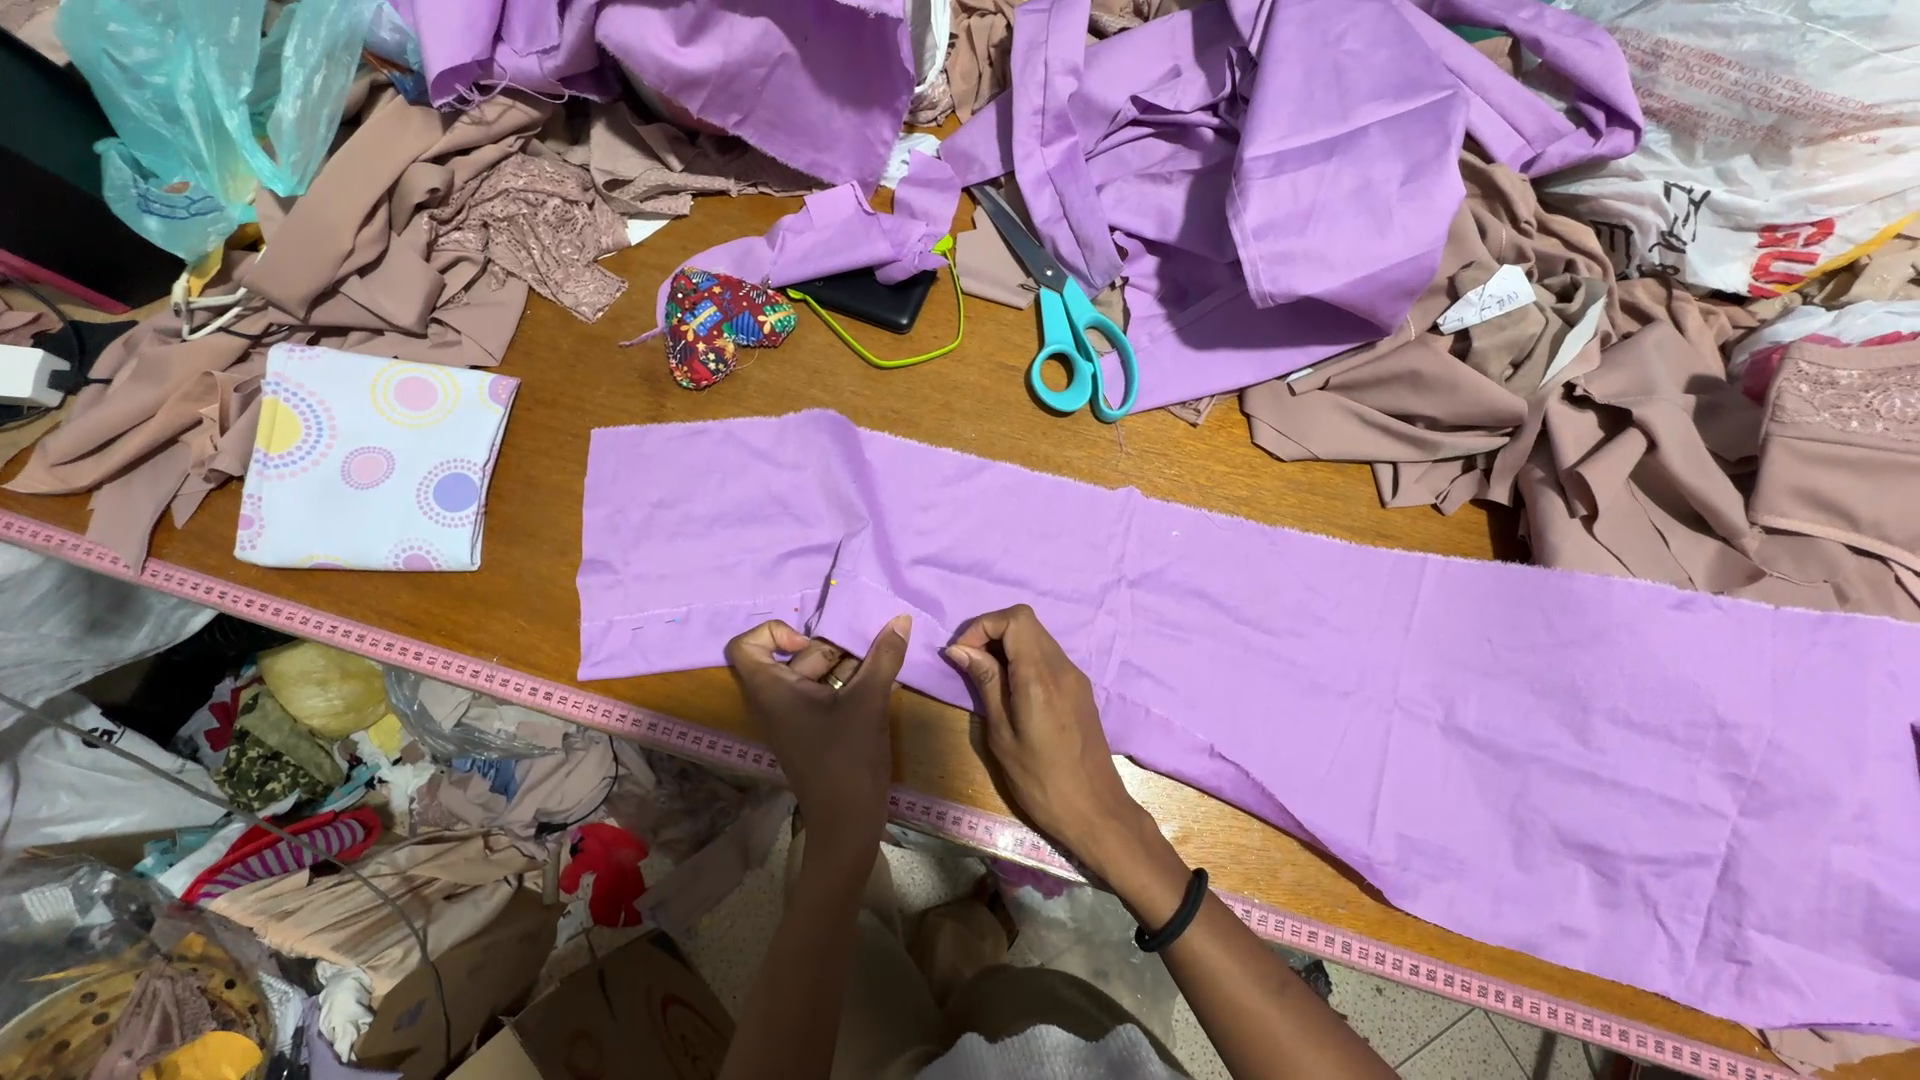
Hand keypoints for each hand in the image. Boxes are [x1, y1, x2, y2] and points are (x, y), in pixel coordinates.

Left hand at [725, 616, 910, 857]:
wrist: (847, 820)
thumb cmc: (847, 757)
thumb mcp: (869, 700)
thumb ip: (884, 656)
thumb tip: (902, 618)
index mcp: (771, 690)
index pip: (745, 645)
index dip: (773, 632)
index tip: (811, 643)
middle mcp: (773, 700)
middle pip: (790, 656)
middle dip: (829, 649)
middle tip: (864, 651)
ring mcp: (791, 717)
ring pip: (810, 675)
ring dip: (843, 666)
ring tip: (878, 664)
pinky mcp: (808, 730)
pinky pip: (819, 694)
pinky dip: (844, 684)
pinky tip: (878, 683)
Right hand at [944, 605, 1150, 875]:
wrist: (1095, 812)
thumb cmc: (1040, 781)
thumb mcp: (1002, 735)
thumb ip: (986, 684)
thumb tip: (960, 650)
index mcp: (1041, 676)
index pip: (1015, 618)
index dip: (983, 626)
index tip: (961, 655)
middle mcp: (1063, 668)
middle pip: (1026, 622)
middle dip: (991, 633)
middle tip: (968, 664)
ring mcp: (1075, 678)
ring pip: (1038, 638)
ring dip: (1007, 646)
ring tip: (984, 678)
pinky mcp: (1080, 691)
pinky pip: (1048, 658)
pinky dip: (1024, 660)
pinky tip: (1009, 691)